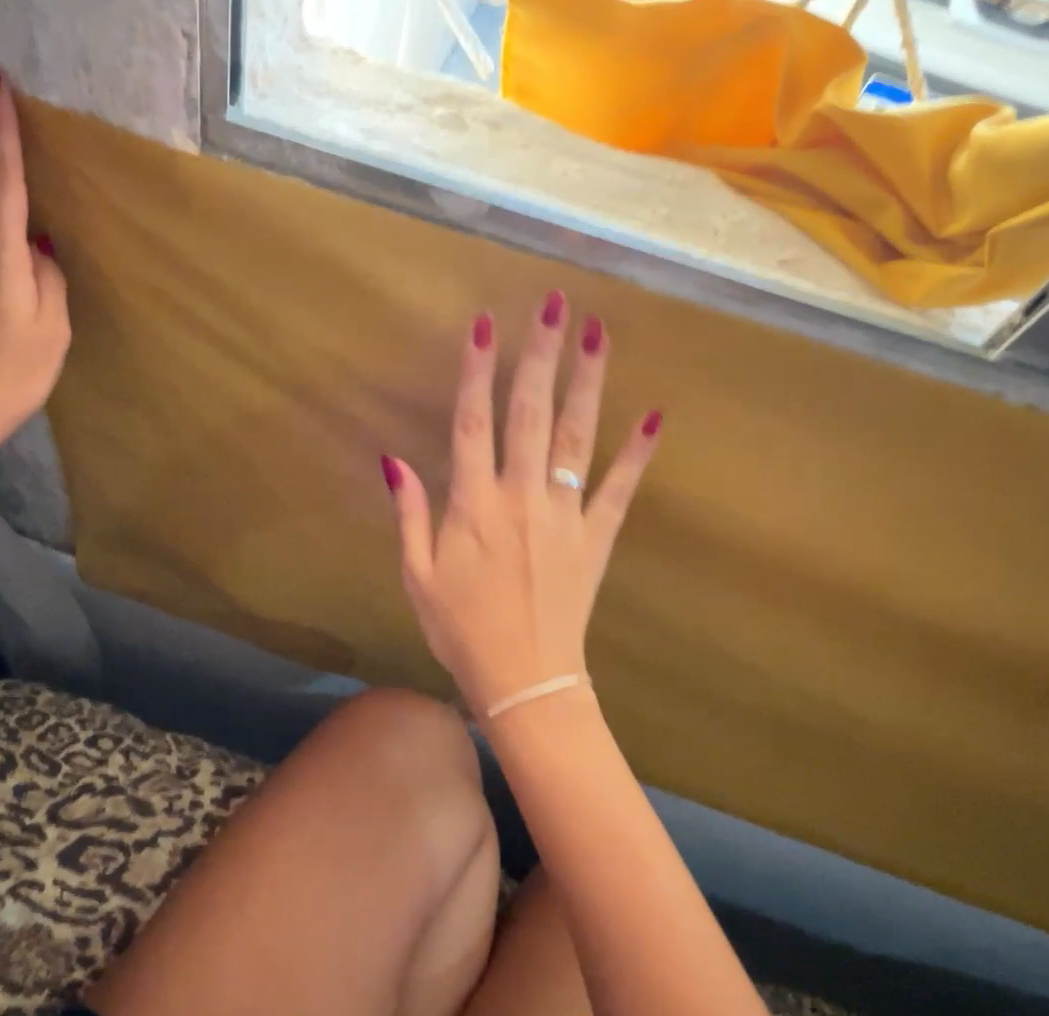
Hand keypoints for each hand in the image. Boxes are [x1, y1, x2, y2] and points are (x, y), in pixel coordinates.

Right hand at [384, 293, 660, 716]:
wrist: (523, 678)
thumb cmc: (460, 629)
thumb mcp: (418, 576)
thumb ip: (410, 515)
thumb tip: (393, 459)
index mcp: (473, 504)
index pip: (473, 422)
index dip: (477, 370)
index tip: (485, 323)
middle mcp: (521, 496)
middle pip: (531, 413)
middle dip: (541, 355)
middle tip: (555, 304)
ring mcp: (565, 513)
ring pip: (578, 436)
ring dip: (588, 382)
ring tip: (598, 333)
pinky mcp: (597, 537)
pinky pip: (620, 489)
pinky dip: (638, 454)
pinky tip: (655, 416)